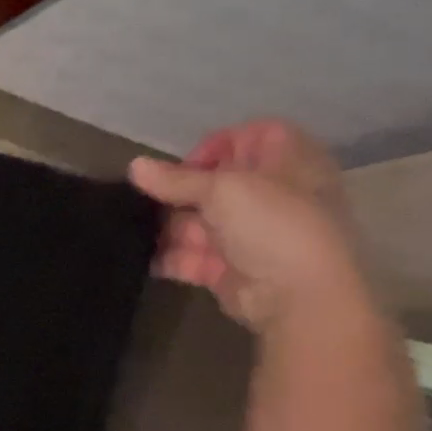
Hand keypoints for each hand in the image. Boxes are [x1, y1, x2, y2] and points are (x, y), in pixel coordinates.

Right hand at [130, 120, 366, 332]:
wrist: (297, 294)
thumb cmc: (273, 225)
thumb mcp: (223, 190)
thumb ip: (175, 179)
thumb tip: (134, 166)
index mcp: (289, 164)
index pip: (255, 136)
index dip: (220, 144)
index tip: (190, 164)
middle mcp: (271, 195)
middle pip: (217, 182)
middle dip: (181, 192)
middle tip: (153, 201)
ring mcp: (248, 233)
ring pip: (199, 220)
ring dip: (169, 226)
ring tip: (137, 231)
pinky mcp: (228, 266)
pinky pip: (191, 256)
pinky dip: (168, 257)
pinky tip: (145, 258)